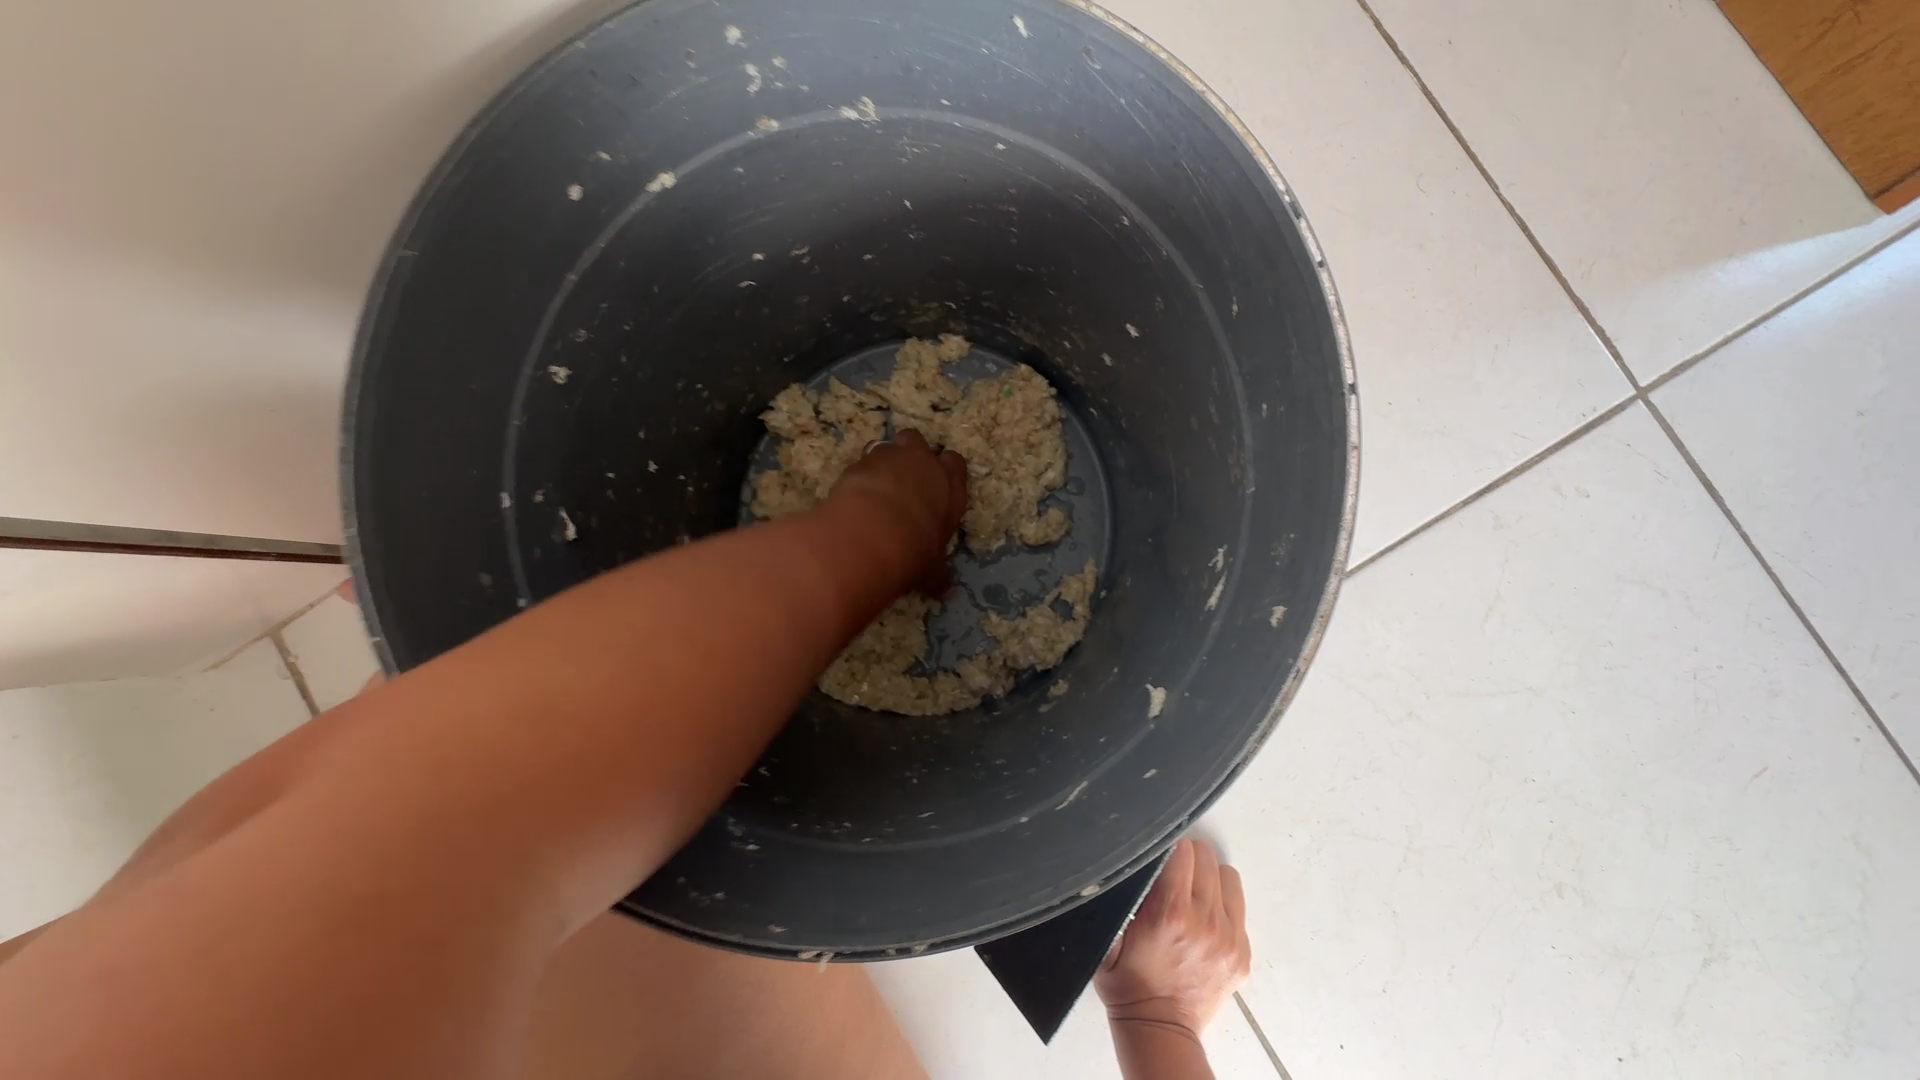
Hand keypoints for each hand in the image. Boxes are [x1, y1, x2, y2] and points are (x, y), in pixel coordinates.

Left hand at [825, 428, 966, 595]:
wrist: (875, 533)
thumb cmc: (915, 551)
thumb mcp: (931, 569)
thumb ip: (938, 576)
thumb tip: (947, 593)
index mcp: (951, 488)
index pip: (956, 464)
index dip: (945, 471)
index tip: (935, 487)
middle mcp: (925, 464)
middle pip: (919, 442)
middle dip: (911, 454)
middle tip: (903, 480)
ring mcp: (892, 457)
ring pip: (890, 444)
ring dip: (883, 459)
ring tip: (875, 485)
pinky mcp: (862, 460)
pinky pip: (863, 458)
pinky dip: (859, 472)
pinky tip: (853, 493)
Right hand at [1095, 838, 1250, 1038]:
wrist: (1159, 1029)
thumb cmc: (1128, 982)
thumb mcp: (1110, 935)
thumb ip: (1124, 898)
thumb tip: (1132, 865)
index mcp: (1170, 913)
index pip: (1182, 851)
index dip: (1168, 848)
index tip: (1159, 856)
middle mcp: (1206, 921)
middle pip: (1207, 858)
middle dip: (1188, 859)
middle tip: (1173, 873)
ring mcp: (1230, 938)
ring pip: (1228, 877)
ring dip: (1209, 878)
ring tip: (1192, 893)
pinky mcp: (1243, 954)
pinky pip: (1238, 908)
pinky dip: (1222, 906)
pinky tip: (1204, 921)